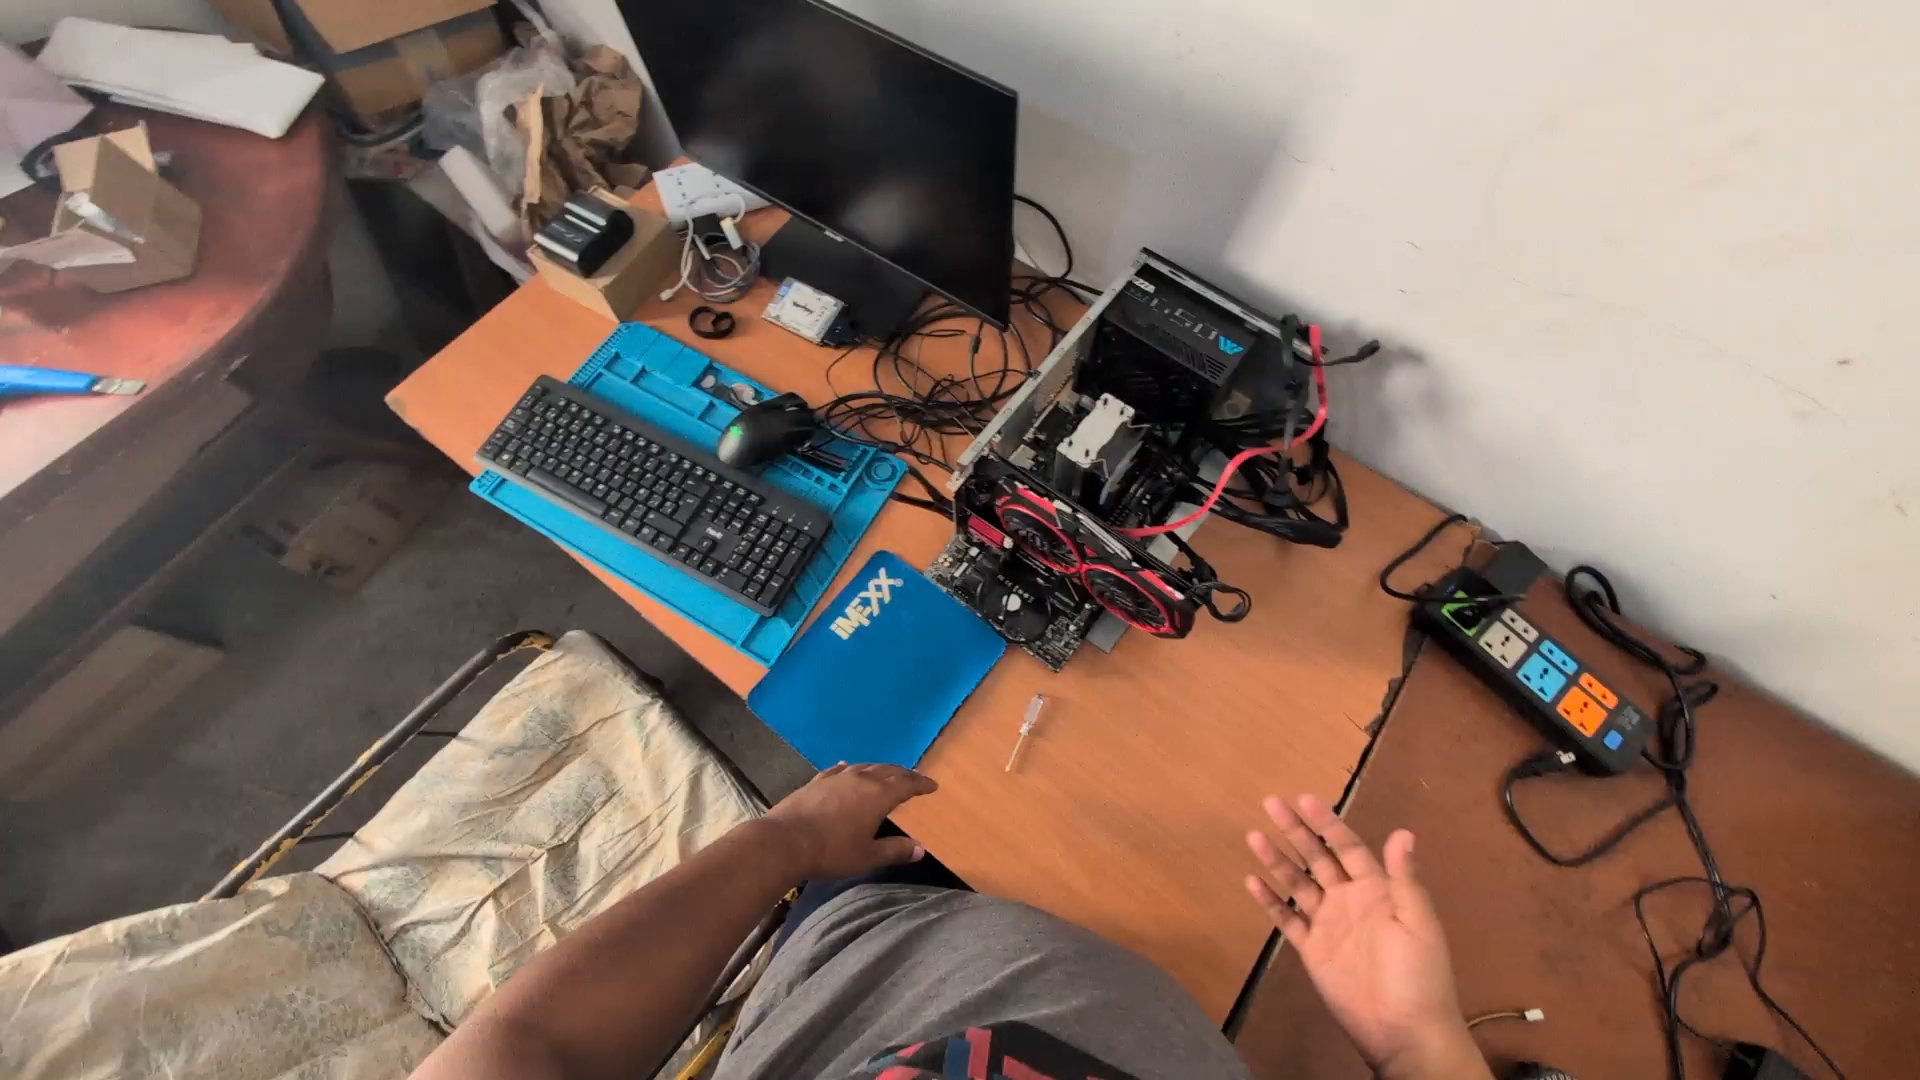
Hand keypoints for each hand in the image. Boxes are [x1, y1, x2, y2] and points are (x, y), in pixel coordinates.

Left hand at [764, 763, 937, 880]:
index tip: (933, 786)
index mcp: (878, 795)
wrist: (785, 841)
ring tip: (886, 773)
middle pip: (888, 770)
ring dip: (880, 769)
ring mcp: (837, 778)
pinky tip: (847, 766)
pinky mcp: (817, 781)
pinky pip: (839, 770)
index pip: (907, 784)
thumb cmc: (831, 851)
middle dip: (904, 774)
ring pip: (865, 767)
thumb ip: (895, 851)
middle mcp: (861, 779)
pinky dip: (850, 768)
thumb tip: (920, 849)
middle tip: (914, 778)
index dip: (921, 784)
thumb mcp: (867, 856)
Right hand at [1243, 795, 1488, 1079]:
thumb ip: (1404, 880)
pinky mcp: (1311, 949)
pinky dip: (1269, 900)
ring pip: (1296, 882)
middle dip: (1295, 830)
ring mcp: (1327, 923)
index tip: (1305, 799)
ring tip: (1254, 836)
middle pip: (1316, 857)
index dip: (1328, 823)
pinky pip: (1286, 918)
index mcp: (1376, 891)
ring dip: (1276, 859)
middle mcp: (1348, 900)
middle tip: (1271, 802)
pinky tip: (1252, 881)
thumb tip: (1403, 832)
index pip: (1348, 847)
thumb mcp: (1418, 924)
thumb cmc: (1418, 976)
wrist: (1405, 1034)